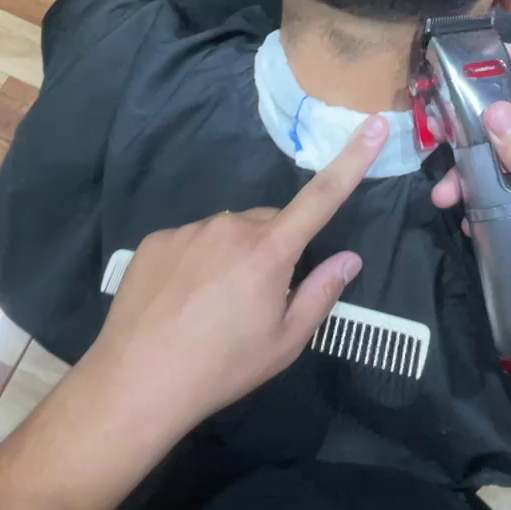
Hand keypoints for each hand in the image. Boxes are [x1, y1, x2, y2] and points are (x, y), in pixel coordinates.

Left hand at [67, 115, 389, 436]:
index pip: (323, 196)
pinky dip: (198, 261)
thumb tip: (349, 259)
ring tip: (212, 304)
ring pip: (229, 232)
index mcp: (270, 251)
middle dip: (274, 247)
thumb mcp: (284, 342)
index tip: (375, 124)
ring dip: (234, 254)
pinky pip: (193, 240)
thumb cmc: (221, 368)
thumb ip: (321, 293)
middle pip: (270, 223)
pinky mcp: (158, 240)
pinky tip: (182, 299)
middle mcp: (231, 227)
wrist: (134, 385)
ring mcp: (190, 230)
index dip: (354, 158)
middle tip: (258, 297)